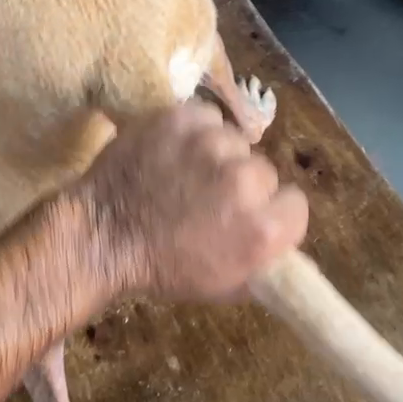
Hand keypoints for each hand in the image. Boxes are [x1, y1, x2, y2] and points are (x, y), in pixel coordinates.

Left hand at [69, 101, 308, 301]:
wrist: (101, 235)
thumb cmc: (162, 268)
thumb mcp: (226, 286)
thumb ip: (268, 266)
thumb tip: (302, 259)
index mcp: (261, 230)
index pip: (295, 204)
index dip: (272, 210)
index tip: (250, 215)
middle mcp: (243, 182)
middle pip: (263, 170)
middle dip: (243, 182)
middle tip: (210, 196)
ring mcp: (210, 145)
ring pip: (234, 139)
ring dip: (218, 153)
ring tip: (188, 170)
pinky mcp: (181, 119)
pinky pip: (207, 115)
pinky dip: (196, 128)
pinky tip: (176, 148)